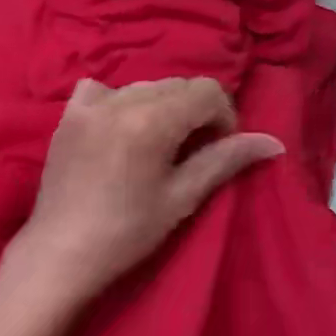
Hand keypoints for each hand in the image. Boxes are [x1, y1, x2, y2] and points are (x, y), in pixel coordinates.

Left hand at [0, 78, 283, 315]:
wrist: (62, 250)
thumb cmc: (127, 232)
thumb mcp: (181, 198)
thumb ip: (223, 161)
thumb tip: (272, 142)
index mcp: (151, 121)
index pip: (205, 91)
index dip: (222, 116)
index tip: (216, 149)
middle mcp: (119, 101)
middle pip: (175, 85)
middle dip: (193, 111)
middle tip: (188, 151)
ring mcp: (88, 105)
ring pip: (141, 86)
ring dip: (159, 106)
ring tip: (154, 145)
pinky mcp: (67, 115)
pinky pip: (100, 89)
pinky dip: (117, 100)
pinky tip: (118, 129)